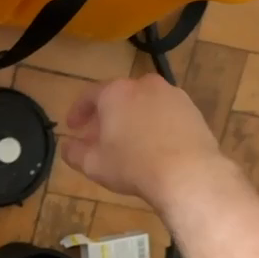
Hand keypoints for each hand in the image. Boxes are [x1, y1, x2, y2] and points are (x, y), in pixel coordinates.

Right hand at [60, 76, 238, 204]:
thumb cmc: (132, 165)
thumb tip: (67, 146)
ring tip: (127, 143)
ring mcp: (171, 94)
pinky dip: (154, 124)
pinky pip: (164, 113)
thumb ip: (74, 152)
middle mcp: (143, 85)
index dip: (78, 111)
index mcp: (115, 93)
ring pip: (143, 103)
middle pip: (118, 97)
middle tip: (98, 138)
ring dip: (131, 119)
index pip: (89, 95)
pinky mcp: (191, 109)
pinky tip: (152, 146)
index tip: (73, 127)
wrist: (187, 172)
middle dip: (106, 116)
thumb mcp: (93, 164)